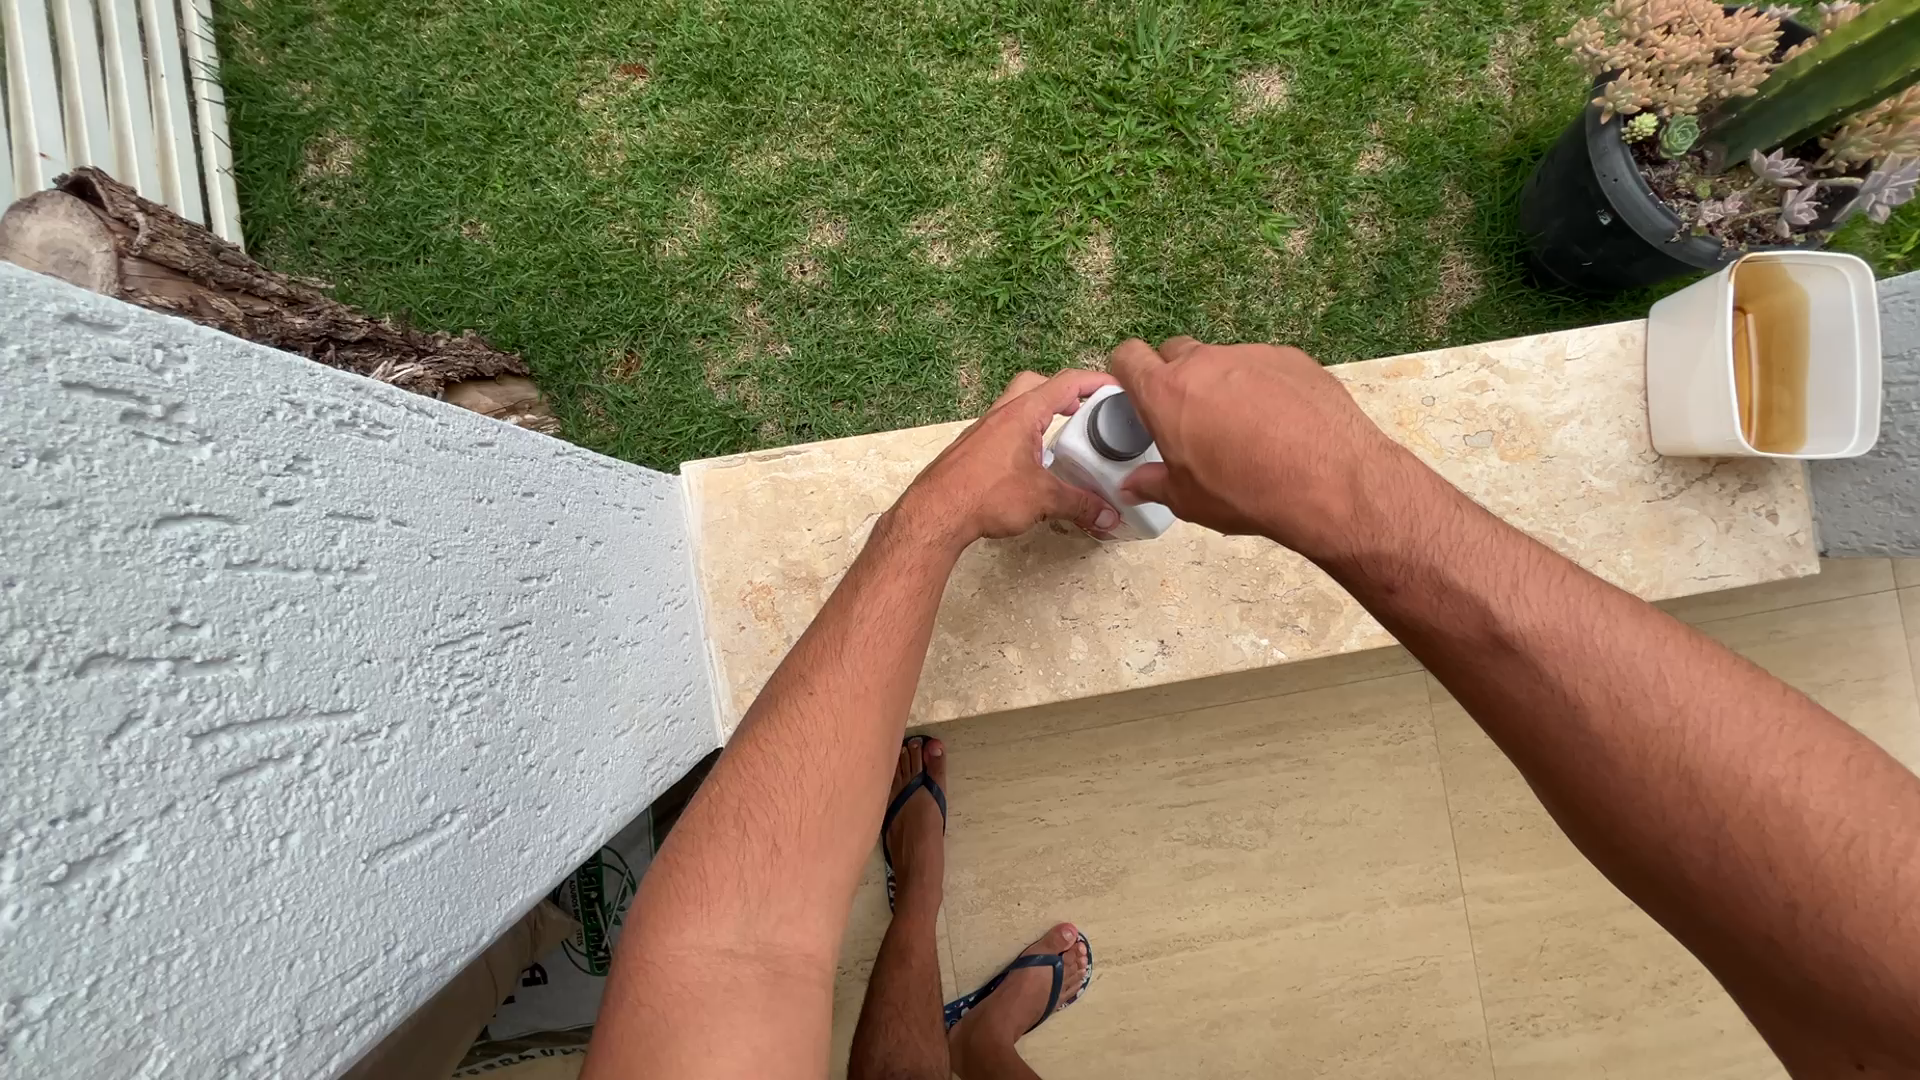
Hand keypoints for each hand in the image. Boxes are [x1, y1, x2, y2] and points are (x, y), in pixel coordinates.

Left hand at [893, 370, 1122, 550]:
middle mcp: (1000, 415)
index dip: (1094, 381)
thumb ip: (1080, 505)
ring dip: (1040, 418)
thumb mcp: (1043, 499)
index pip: (1065, 383)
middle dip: (1062, 393)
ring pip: (1016, 409)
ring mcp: (983, 432)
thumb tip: (1107, 516)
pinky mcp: (972, 451)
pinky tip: (1030, 465)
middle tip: (1081, 410)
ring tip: (1060, 441)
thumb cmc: (982, 496)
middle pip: (1035, 385)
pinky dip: (1022, 440)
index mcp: (1022, 414)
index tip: (1114, 387)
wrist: (936, 514)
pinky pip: (1003, 433)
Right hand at [1110, 337, 1412, 560]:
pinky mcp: (1291, 358)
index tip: (1136, 393)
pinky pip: (1262, 366)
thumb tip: (1133, 485)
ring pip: (1221, 361)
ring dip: (1220, 385)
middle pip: (1174, 353)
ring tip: (1242, 429)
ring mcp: (1250, 355)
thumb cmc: (1246, 492)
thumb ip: (1153, 484)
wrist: (1330, 483)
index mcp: (1166, 393)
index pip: (1128, 357)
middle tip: (1188, 417)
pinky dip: (1262, 387)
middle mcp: (1204, 363)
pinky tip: (1278, 423)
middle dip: (1175, 378)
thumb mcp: (1186, 499)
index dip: (1127, 372)